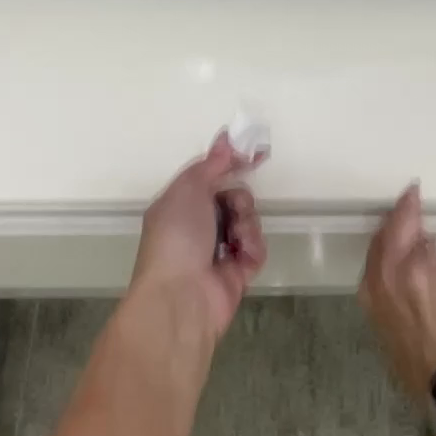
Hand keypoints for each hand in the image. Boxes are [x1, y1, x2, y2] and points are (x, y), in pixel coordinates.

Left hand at [127, 132, 267, 350]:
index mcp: (180, 204)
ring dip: (246, 223)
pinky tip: (240, 257)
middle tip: (233, 205)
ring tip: (234, 238)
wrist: (181, 296)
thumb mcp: (188, 190)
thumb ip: (210, 164)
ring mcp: (219, 249)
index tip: (257, 152)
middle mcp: (198, 225)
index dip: (232, 162)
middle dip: (239, 198)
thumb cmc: (177, 237)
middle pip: (233, 195)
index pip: (209, 175)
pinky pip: (256, 246)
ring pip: (248, 219)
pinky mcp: (238, 270)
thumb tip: (225, 138)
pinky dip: (251, 247)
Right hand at [359, 184, 435, 394]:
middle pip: (401, 225)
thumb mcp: (387, 329)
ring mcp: (428, 265)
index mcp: (374, 288)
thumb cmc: (419, 366)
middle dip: (407, 210)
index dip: (387, 226)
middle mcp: (396, 269)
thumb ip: (388, 293)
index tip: (396, 213)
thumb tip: (398, 273)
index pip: (378, 243)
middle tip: (413, 195)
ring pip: (432, 243)